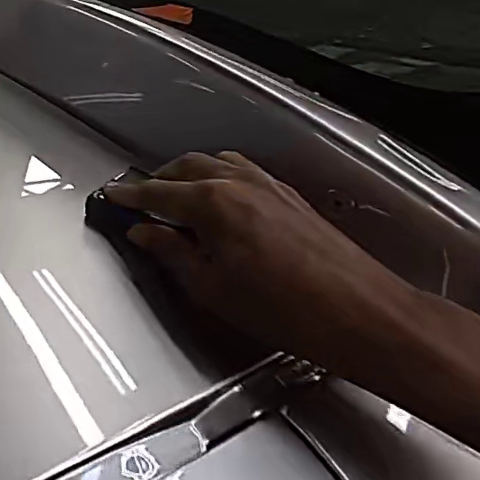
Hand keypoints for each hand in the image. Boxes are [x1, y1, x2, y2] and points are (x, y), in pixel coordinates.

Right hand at [105, 151, 427, 375]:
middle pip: (183, 168)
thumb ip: (170, 252)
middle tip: (139, 200)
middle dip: (156, 181)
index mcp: (211, 202)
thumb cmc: (290, 309)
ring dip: (187, 174)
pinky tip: (218, 198)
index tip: (112, 196)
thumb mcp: (210, 286)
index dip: (128, 195)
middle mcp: (238, 183)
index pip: (155, 192)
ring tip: (175, 196)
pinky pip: (240, 170)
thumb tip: (144, 233)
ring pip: (213, 163)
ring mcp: (267, 185)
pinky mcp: (289, 196)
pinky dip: (217, 176)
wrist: (366, 317)